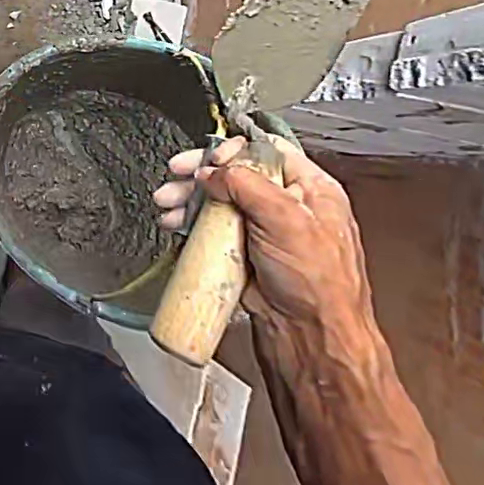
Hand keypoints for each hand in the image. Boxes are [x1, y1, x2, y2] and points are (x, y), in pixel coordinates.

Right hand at [151, 137, 371, 330]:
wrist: (307, 334)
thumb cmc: (317, 284)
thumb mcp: (287, 221)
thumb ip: (247, 185)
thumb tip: (211, 171)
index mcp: (311, 190)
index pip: (267, 150)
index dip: (234, 149)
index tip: (208, 159)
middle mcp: (286, 204)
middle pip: (234, 171)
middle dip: (198, 173)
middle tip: (174, 174)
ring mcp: (260, 226)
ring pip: (215, 196)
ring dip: (186, 196)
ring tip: (166, 204)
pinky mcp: (240, 247)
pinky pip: (207, 223)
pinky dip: (186, 219)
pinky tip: (173, 222)